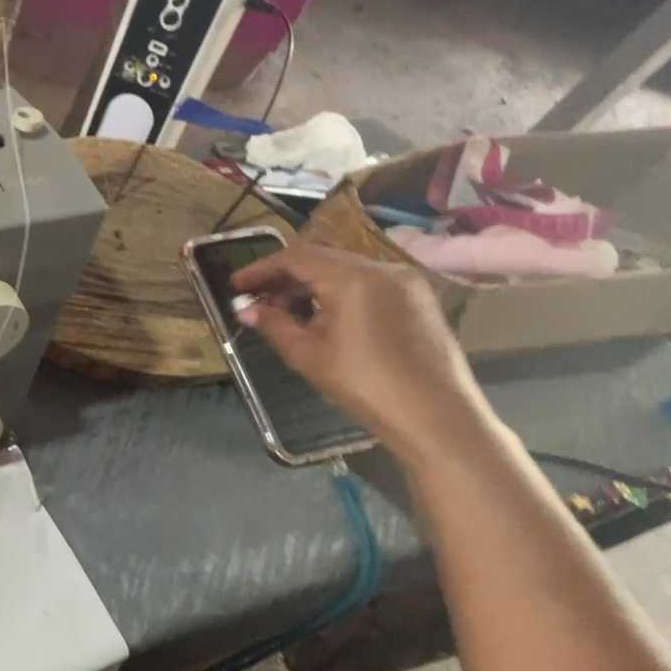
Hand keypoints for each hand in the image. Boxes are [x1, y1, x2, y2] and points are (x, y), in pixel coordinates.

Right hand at [230, 244, 493, 461]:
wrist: (433, 414)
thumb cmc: (363, 383)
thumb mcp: (307, 355)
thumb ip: (274, 325)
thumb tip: (247, 311)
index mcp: (354, 278)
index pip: (297, 257)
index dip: (261, 268)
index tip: (236, 286)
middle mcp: (384, 268)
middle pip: (323, 259)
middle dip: (285, 277)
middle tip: (257, 301)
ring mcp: (406, 281)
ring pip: (346, 270)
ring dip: (311, 285)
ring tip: (286, 313)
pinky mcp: (417, 298)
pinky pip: (367, 282)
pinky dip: (337, 292)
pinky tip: (322, 317)